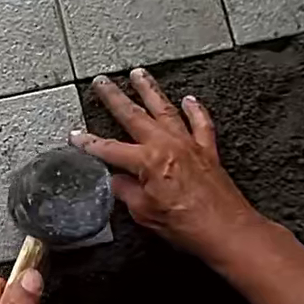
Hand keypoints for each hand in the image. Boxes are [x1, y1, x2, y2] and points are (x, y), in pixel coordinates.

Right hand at [72, 68, 267, 256]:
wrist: (227, 230)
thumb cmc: (188, 225)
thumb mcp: (145, 213)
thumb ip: (127, 192)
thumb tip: (116, 180)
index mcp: (148, 161)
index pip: (110, 148)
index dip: (89, 143)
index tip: (75, 135)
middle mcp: (167, 145)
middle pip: (134, 115)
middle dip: (114, 97)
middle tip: (102, 82)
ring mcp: (188, 144)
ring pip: (165, 109)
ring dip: (149, 90)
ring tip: (138, 74)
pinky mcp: (207, 150)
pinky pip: (200, 122)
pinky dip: (194, 109)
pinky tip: (188, 99)